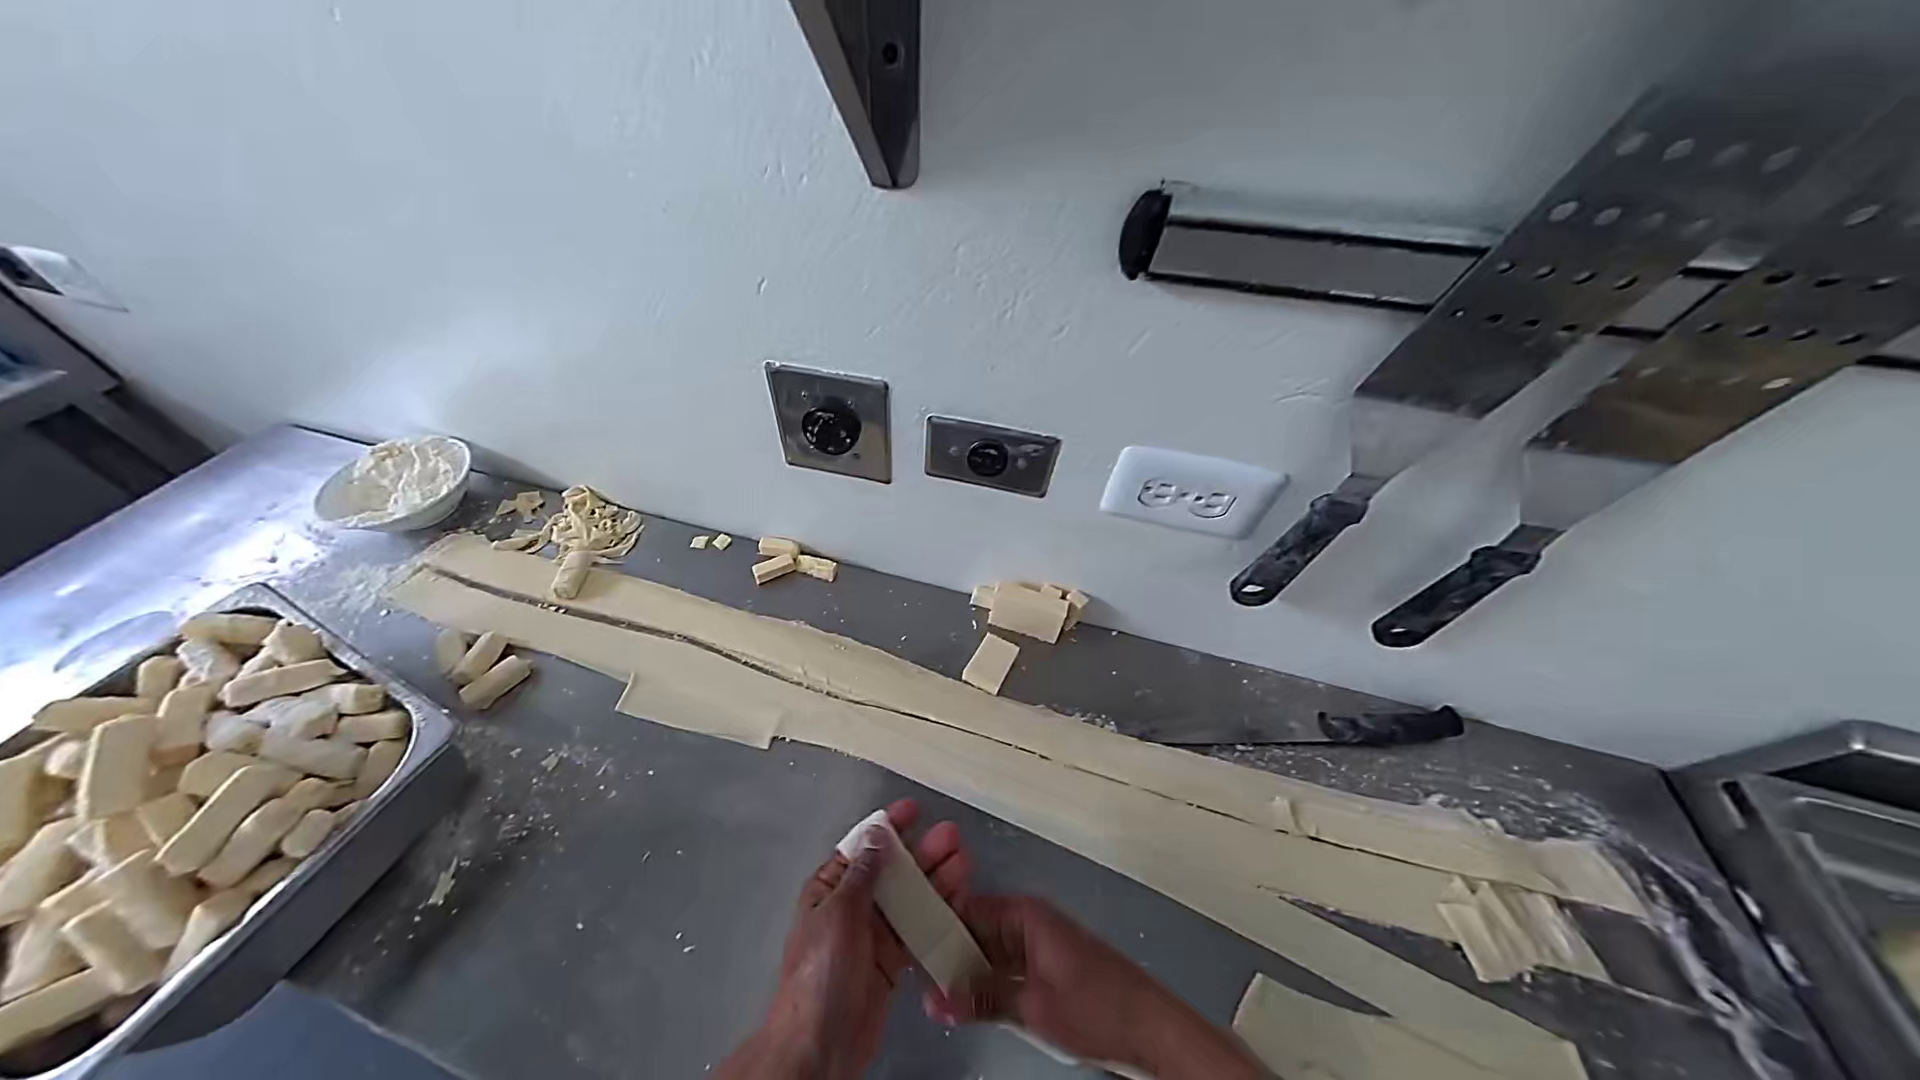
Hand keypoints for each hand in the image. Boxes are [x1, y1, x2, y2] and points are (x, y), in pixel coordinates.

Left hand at [717, 799, 969, 1079]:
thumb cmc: (821, 973)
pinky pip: (917, 929)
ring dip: (935, 880)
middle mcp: (854, 906)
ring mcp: (874, 934)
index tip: (914, 809)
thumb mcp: (839, 914)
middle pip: (893, 870)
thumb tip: (878, 834)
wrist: (819, 1046)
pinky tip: (956, 901)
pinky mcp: (892, 960)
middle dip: (922, 851)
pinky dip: (936, 914)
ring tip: (963, 863)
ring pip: (910, 898)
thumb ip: (864, 873)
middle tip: (952, 837)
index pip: (863, 847)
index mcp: (831, 889)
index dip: (889, 826)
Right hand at [923, 896, 1265, 1079]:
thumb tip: (933, 999)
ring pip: (990, 951)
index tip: (910, 949)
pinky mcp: (1048, 966)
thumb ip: (982, 999)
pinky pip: (1007, 967)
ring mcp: (1039, 944)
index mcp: (1024, 913)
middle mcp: (1029, 920)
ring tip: (935, 996)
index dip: (938, 927)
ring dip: (969, 973)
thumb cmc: (1094, 1006)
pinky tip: (969, 1003)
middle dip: (950, 956)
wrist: (1151, 1028)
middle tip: (918, 981)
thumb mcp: (1032, 1006)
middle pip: (977, 929)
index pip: (967, 908)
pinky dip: (989, 983)